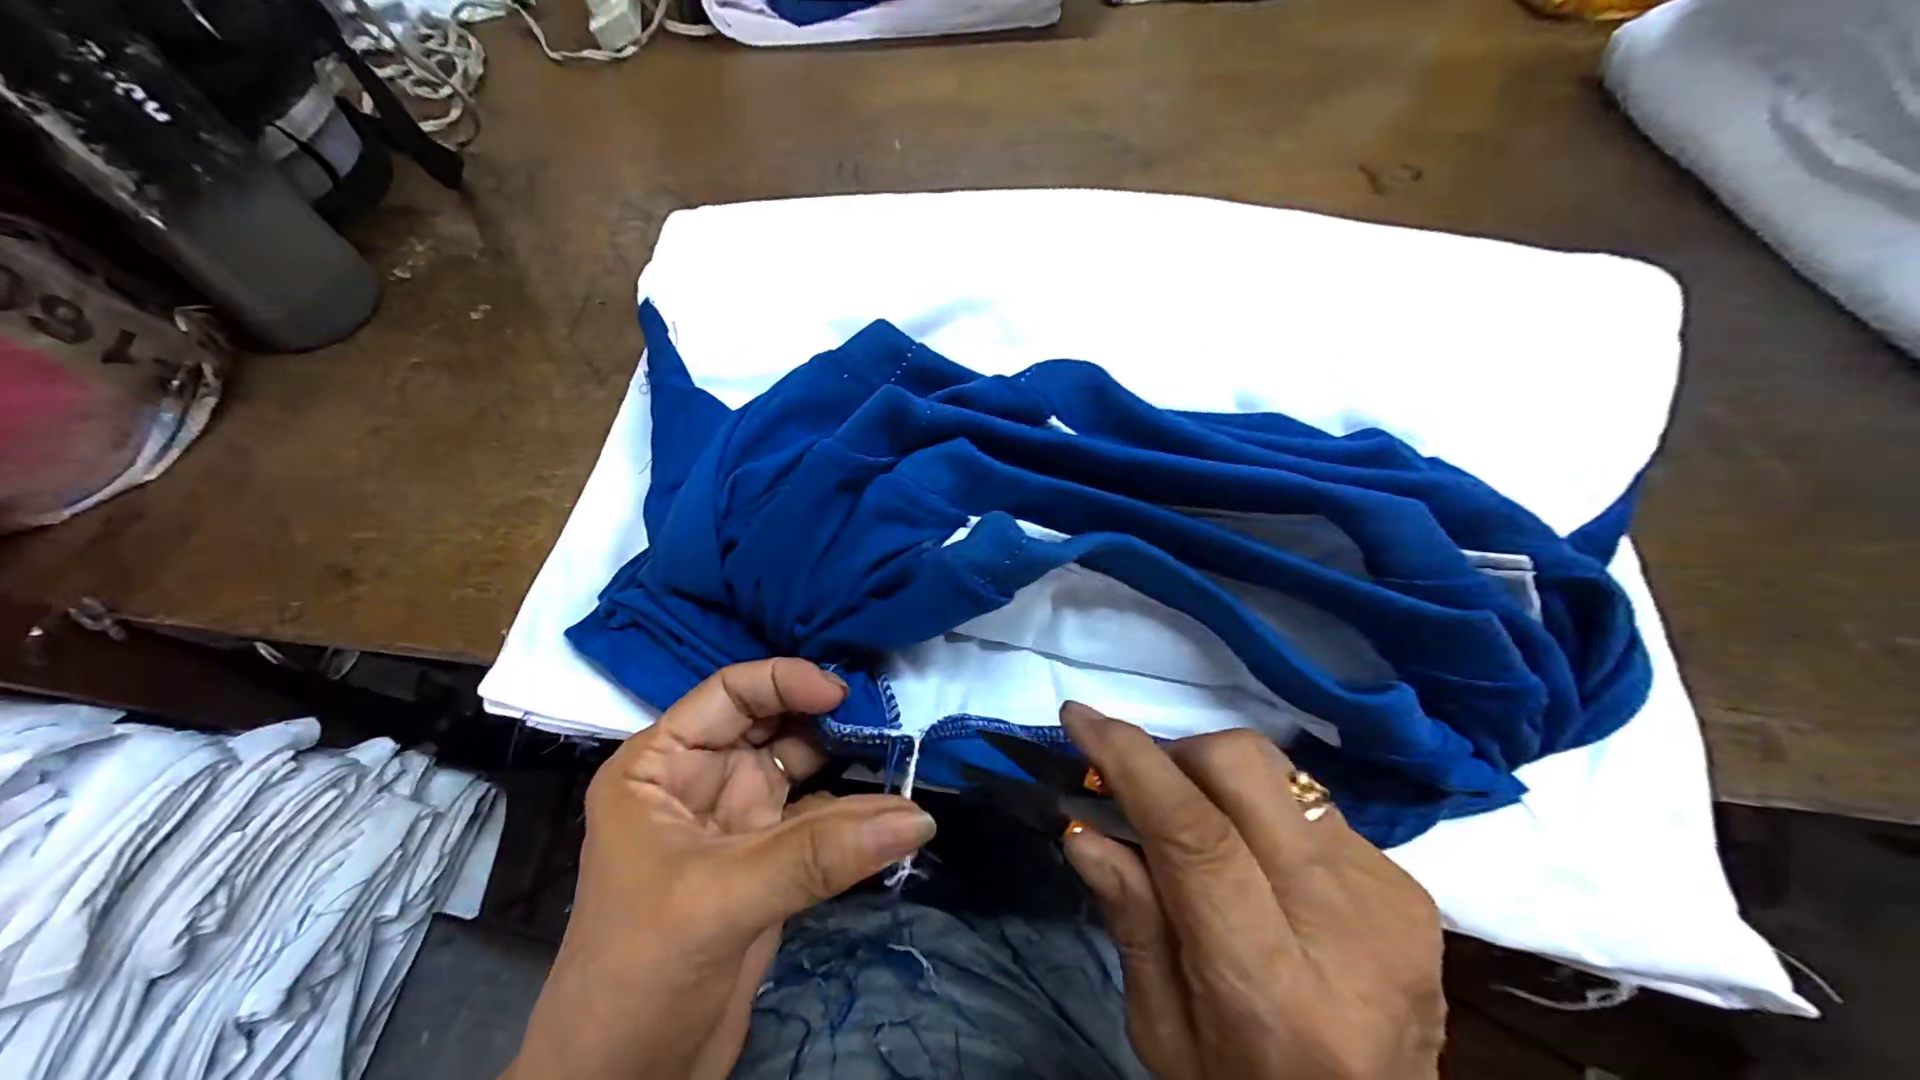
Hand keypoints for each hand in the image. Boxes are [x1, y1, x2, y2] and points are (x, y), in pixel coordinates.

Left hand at [504, 659, 936, 1079]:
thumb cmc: (639, 971)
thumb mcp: (723, 899)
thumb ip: (819, 854)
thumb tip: (917, 817)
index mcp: (659, 765)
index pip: (728, 693)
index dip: (785, 680)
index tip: (843, 693)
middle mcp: (699, 779)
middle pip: (772, 724)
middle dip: (826, 716)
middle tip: (889, 716)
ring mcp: (736, 819)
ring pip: (801, 768)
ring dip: (849, 762)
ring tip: (904, 754)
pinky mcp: (766, 859)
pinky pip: (820, 818)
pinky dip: (856, 815)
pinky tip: (896, 814)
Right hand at [1058, 703, 1444, 1079]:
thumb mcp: (1165, 1034)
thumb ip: (1131, 923)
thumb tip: (1082, 829)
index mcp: (1273, 992)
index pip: (1197, 838)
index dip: (1134, 763)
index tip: (1081, 719)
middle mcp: (1345, 927)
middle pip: (1244, 770)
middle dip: (1174, 753)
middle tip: (1140, 787)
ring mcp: (1387, 895)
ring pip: (1275, 768)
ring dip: (1213, 774)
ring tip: (1193, 819)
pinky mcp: (1408, 881)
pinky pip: (1307, 799)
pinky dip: (1257, 804)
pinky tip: (1252, 853)